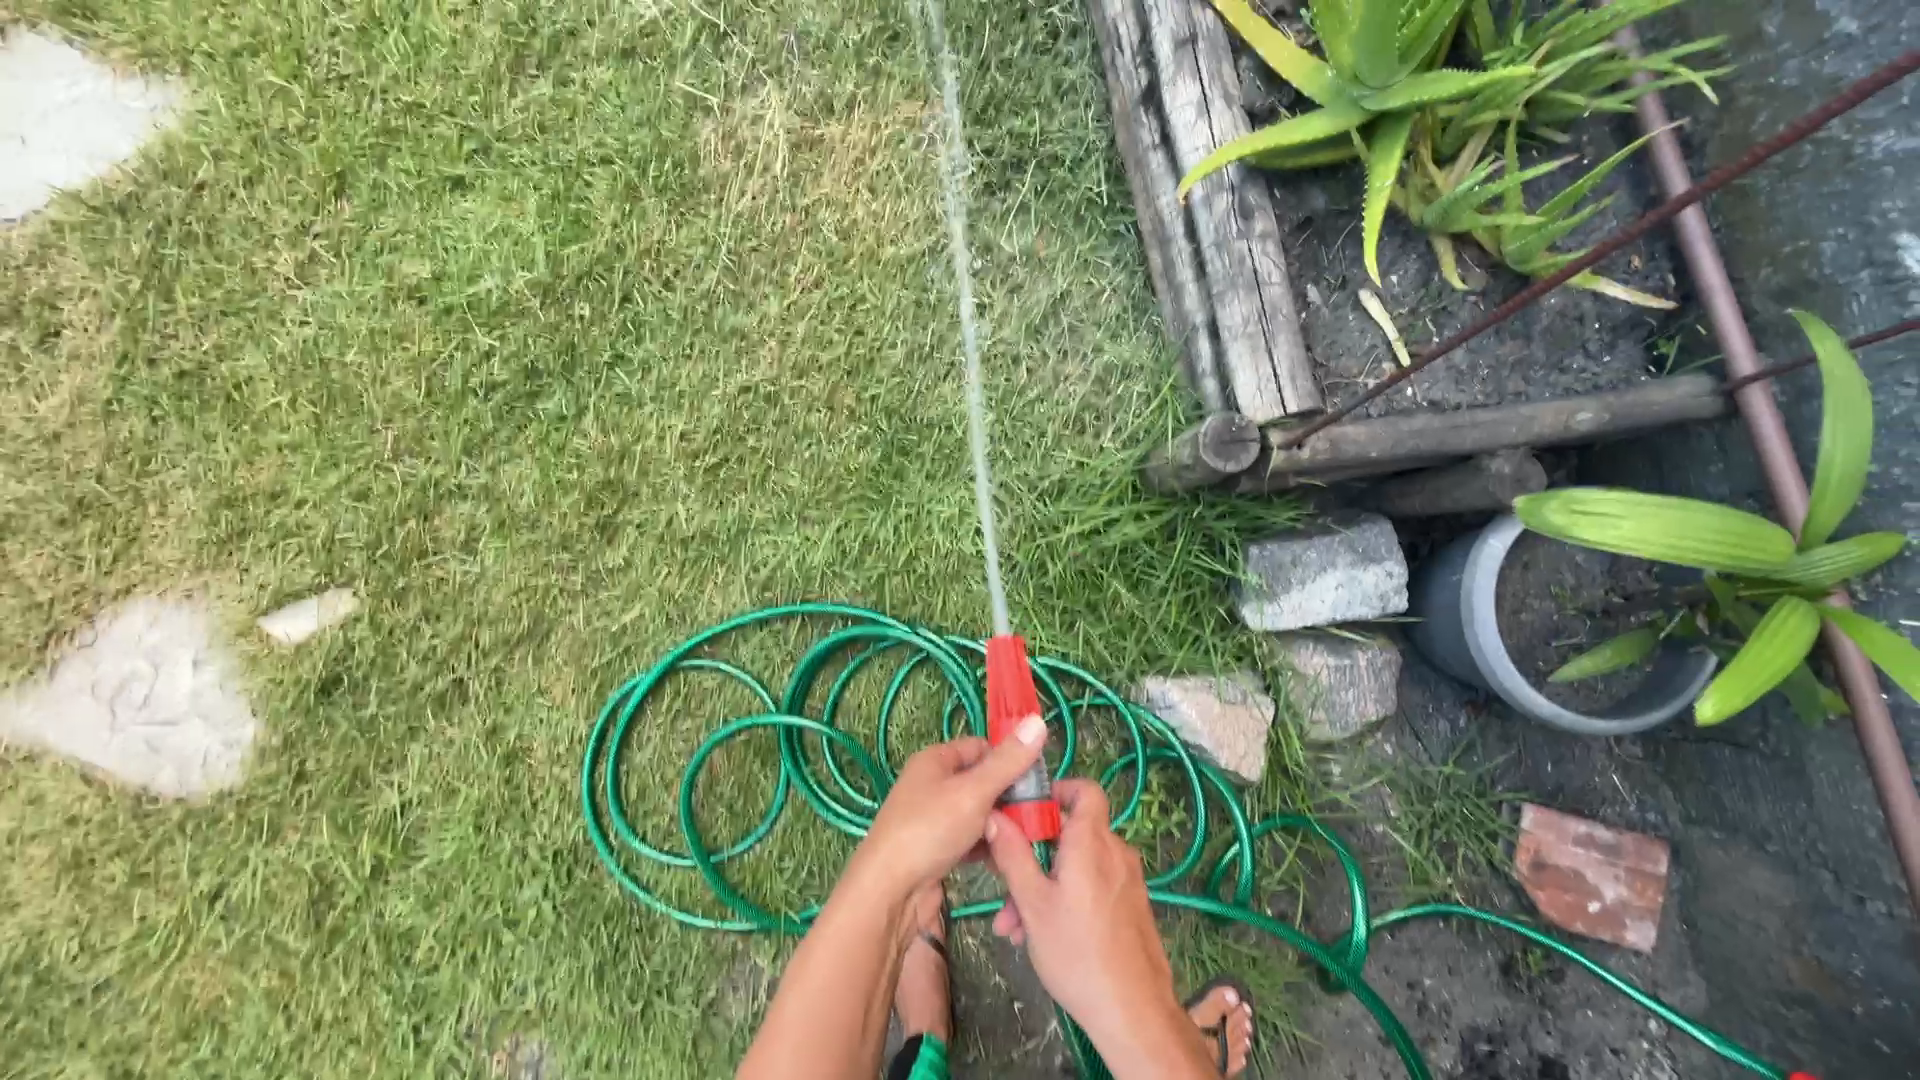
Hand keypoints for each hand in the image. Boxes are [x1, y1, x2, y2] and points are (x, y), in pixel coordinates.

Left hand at [849, 716, 1049, 897]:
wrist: (890, 892)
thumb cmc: (930, 829)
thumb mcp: (974, 791)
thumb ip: (1008, 761)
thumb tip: (1037, 720)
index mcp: (935, 760)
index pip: (981, 748)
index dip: (1009, 760)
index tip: (1038, 781)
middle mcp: (932, 785)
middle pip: (981, 782)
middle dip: (1008, 798)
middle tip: (1036, 816)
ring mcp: (933, 819)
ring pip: (978, 814)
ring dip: (999, 826)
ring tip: (1023, 840)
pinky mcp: (936, 850)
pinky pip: (969, 840)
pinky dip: (986, 848)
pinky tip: (1004, 861)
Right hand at [982, 780, 1189, 1050]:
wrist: (1134, 1011)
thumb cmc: (1077, 952)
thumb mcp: (1033, 903)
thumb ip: (1013, 855)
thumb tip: (994, 815)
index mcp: (1092, 842)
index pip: (1085, 790)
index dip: (1058, 790)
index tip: (1028, 810)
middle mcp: (1114, 852)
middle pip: (1071, 834)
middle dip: (1033, 856)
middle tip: (1005, 888)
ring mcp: (1126, 880)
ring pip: (1076, 866)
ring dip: (1043, 886)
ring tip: (1015, 928)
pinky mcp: (1130, 905)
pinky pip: (1092, 886)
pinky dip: (1066, 899)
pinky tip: (1042, 936)